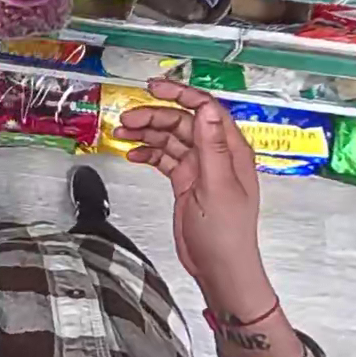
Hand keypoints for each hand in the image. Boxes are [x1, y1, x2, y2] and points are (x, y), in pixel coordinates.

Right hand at [111, 79, 275, 317]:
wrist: (219, 268)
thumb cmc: (227, 236)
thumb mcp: (217, 187)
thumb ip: (211, 146)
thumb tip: (207, 110)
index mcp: (231, 150)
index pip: (205, 109)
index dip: (180, 94)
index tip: (155, 88)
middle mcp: (216, 155)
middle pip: (183, 122)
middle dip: (154, 116)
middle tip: (128, 118)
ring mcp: (200, 168)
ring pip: (171, 138)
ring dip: (147, 133)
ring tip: (124, 132)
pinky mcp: (186, 182)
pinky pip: (165, 158)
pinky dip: (149, 153)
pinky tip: (135, 153)